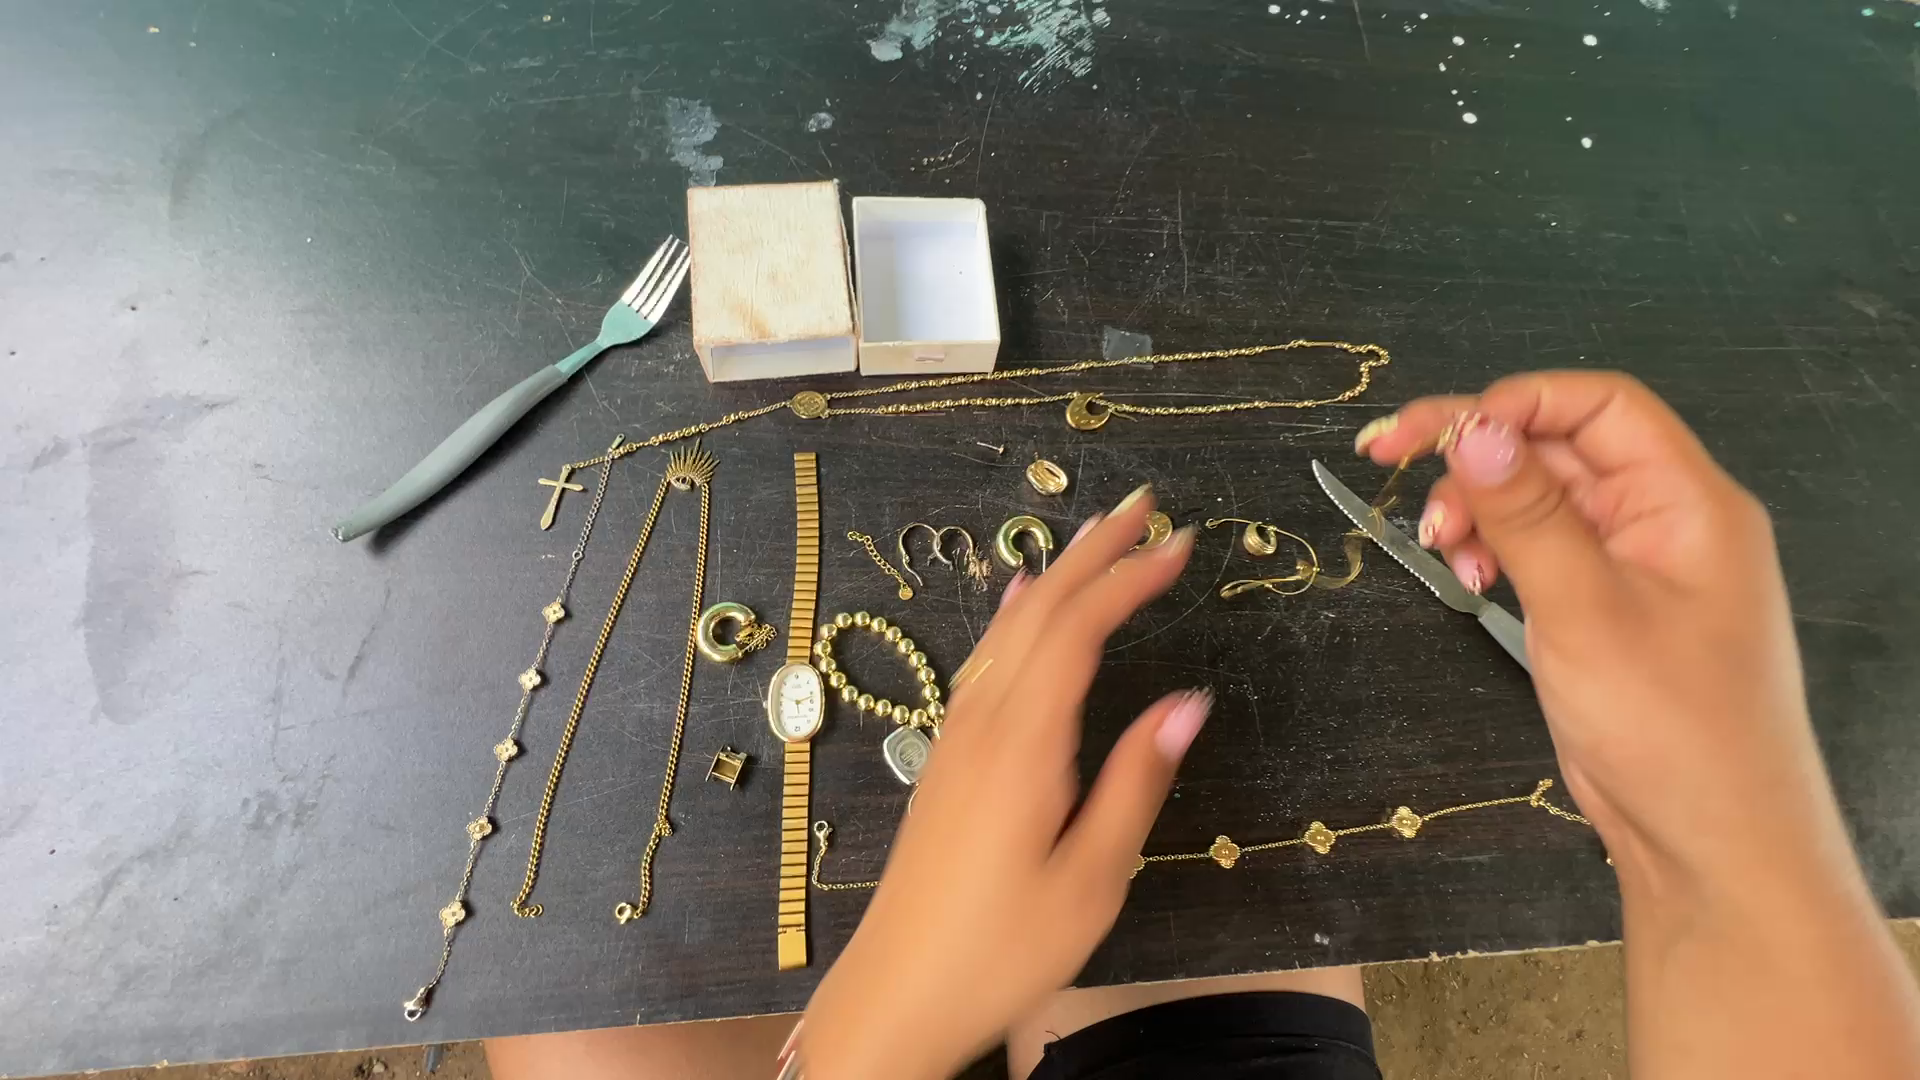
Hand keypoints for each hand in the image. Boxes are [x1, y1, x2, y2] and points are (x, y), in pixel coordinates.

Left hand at [800, 487, 1207, 1079]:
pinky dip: (1014, 614)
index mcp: (1025, 739)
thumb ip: (1136, 781)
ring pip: (1009, 626)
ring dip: (1055, 573)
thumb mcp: (1090, 877)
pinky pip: (985, 656)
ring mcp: (959, 727)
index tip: (1177, 543)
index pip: (1080, 627)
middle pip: (1040, 607)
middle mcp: (985, 715)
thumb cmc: (1002, 945)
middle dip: (1092, 550)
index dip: (1129, 577)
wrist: (898, 986)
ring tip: (1094, 536)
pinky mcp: (948, 747)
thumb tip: (1188, 702)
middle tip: (1141, 506)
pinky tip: (1021, 598)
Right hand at [1355, 372, 1919, 1078]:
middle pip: (1552, 448)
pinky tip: (1464, 576)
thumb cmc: (1663, 721)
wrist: (1701, 835)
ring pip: (1530, 497)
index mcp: (1683, 502)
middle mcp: (1656, 517)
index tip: (1422, 432)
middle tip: (1384, 462)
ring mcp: (1623, 560)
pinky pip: (1529, 544)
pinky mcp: (1592, 598)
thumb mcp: (1583, 608)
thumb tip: (1468, 429)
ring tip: (1437, 547)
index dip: (1508, 403)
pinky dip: (1485, 548)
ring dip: (1471, 508)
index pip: (1597, 407)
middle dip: (1469, 457)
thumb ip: (1525, 513)